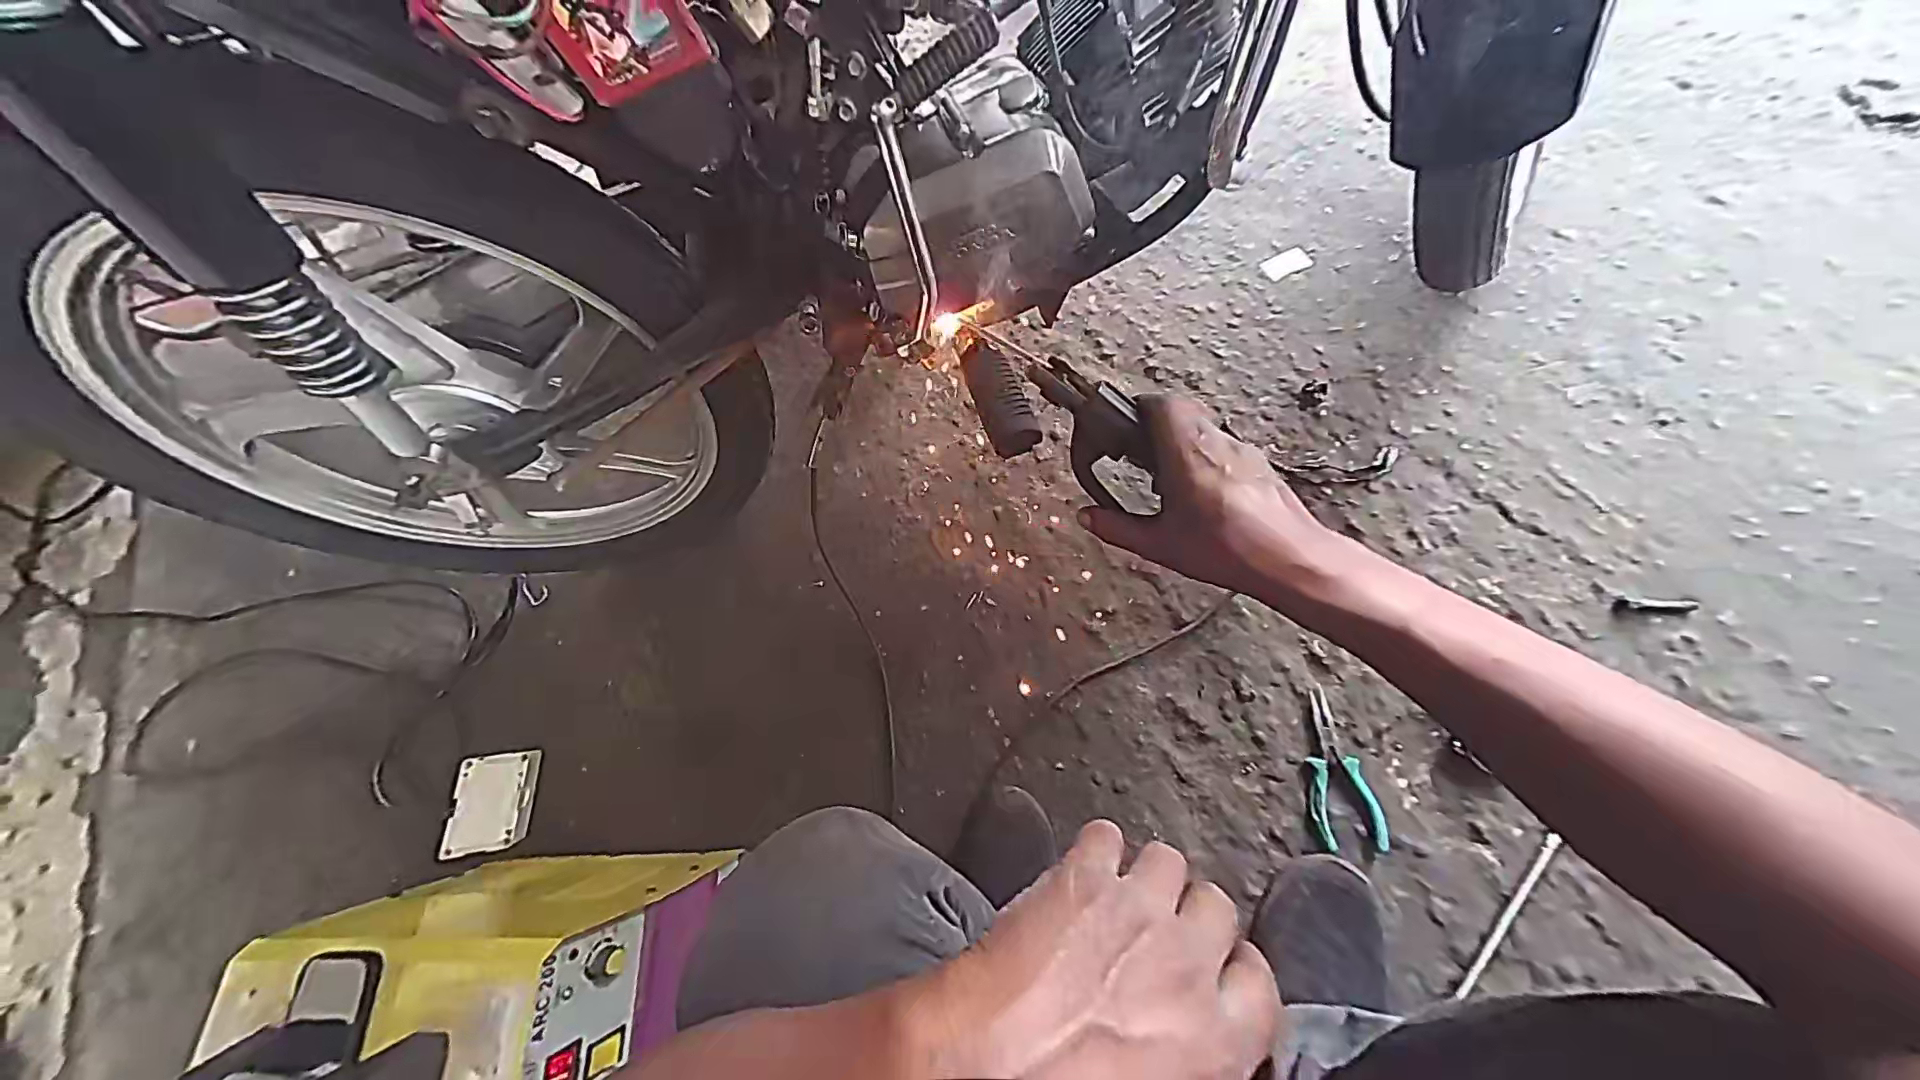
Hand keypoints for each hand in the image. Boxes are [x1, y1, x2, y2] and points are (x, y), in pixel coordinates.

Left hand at [904, 820, 1281, 1079]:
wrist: (982, 1067)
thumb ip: (1194, 1047)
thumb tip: (1192, 1028)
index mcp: (1216, 1038)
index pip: (1256, 983)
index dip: (1232, 967)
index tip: (1216, 963)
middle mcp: (1185, 963)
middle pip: (1215, 906)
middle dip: (1189, 913)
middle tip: (1158, 926)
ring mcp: (1134, 909)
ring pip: (1168, 860)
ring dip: (1147, 874)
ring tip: (1120, 891)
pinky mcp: (1084, 875)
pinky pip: (1107, 835)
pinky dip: (1097, 846)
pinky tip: (1083, 864)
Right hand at [1078, 395, 1348, 604]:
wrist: (1292, 561)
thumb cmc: (1228, 551)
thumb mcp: (1159, 545)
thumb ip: (1117, 527)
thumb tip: (1088, 517)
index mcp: (1186, 454)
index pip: (1160, 404)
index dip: (1138, 408)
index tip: (1124, 427)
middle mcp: (1216, 443)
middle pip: (1182, 411)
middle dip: (1156, 428)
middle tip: (1141, 456)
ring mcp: (1243, 451)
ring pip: (1204, 430)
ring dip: (1182, 445)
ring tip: (1171, 483)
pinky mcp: (1260, 465)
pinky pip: (1225, 449)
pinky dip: (1207, 460)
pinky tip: (1204, 497)